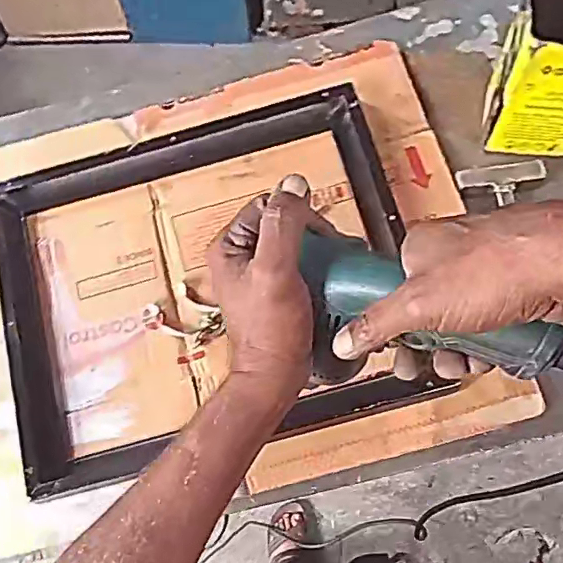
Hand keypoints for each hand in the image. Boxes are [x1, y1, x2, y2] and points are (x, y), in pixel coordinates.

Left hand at [205, 174, 327, 400]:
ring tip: (333, 269)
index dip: (298, 215)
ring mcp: (261, 278)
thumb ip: (283, 225)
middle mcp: (242, 260)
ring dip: (321, 255)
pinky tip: (329, 284)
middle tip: (329, 253)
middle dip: (314, 237)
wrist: (276, 375)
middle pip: (286, 225)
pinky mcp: (279, 294)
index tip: (317, 234)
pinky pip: (304, 269)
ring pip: (298, 247)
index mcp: (229, 248)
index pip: (268, 207)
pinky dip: (320, 272)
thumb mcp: (275, 270)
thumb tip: (293, 187)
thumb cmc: (268, 334)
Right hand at [332, 203, 562, 376]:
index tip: (383, 348)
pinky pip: (487, 329)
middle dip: (424, 347)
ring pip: (456, 326)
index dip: (384, 325)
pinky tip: (491, 354)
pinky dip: (486, 347)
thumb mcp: (421, 304)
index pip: (385, 289)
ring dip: (456, 353)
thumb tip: (345, 339)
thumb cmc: (504, 266)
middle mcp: (452, 258)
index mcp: (421, 248)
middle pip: (421, 314)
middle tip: (421, 364)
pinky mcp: (512, 296)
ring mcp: (484, 277)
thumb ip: (378, 323)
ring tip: (464, 361)